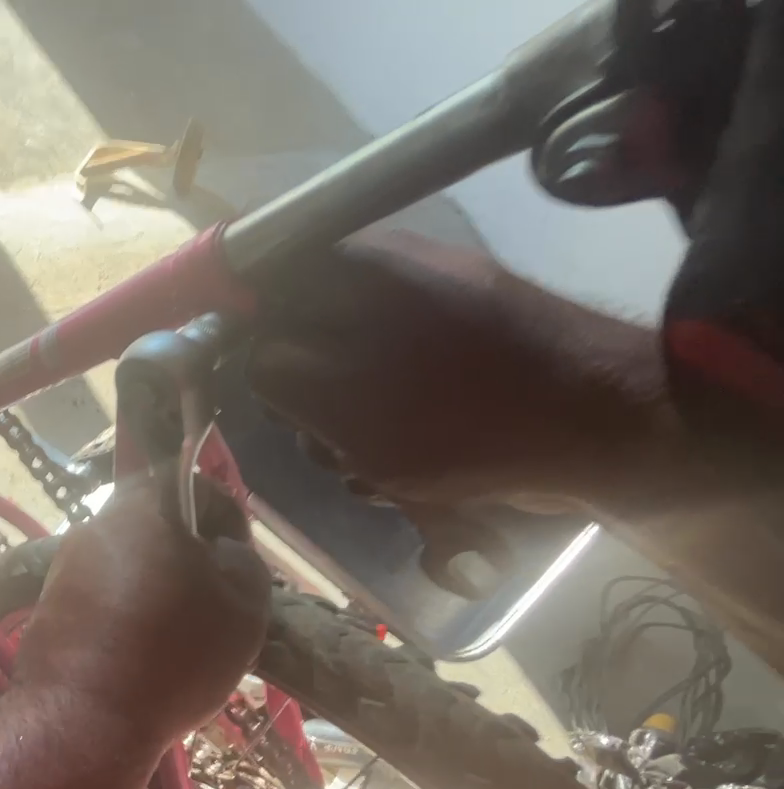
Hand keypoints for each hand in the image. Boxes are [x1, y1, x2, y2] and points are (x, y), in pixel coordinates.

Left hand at [13, 480, 268, 737]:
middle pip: (150, 523)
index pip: (185, 479)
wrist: (82, 715)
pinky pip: (100, 592)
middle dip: (186, 550)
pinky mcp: (49, 604)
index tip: (238, 552)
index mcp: (139, 509)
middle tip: (215, 595)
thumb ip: (240, 559)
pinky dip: (125, 609)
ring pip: (124, 560)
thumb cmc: (174, 653)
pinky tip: (142, 648)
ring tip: (181, 630)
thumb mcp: (243, 605)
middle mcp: (92, 527)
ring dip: (155, 582)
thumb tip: (220, 547)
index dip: (223, 510)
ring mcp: (64, 566)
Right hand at [247, 231, 681, 512]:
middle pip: (290, 337)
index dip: (234, 339)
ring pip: (335, 373)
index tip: (242, 388)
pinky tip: (396, 465)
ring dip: (335, 427)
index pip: (252, 287)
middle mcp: (383, 276)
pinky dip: (378, 429)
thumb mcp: (331, 401)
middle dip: (293, 399)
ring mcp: (425, 312)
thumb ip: (268, 368)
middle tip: (315, 436)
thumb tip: (239, 349)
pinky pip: (383, 388)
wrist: (608, 429)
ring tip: (364, 463)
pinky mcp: (456, 350)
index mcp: (349, 269)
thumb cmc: (453, 416)